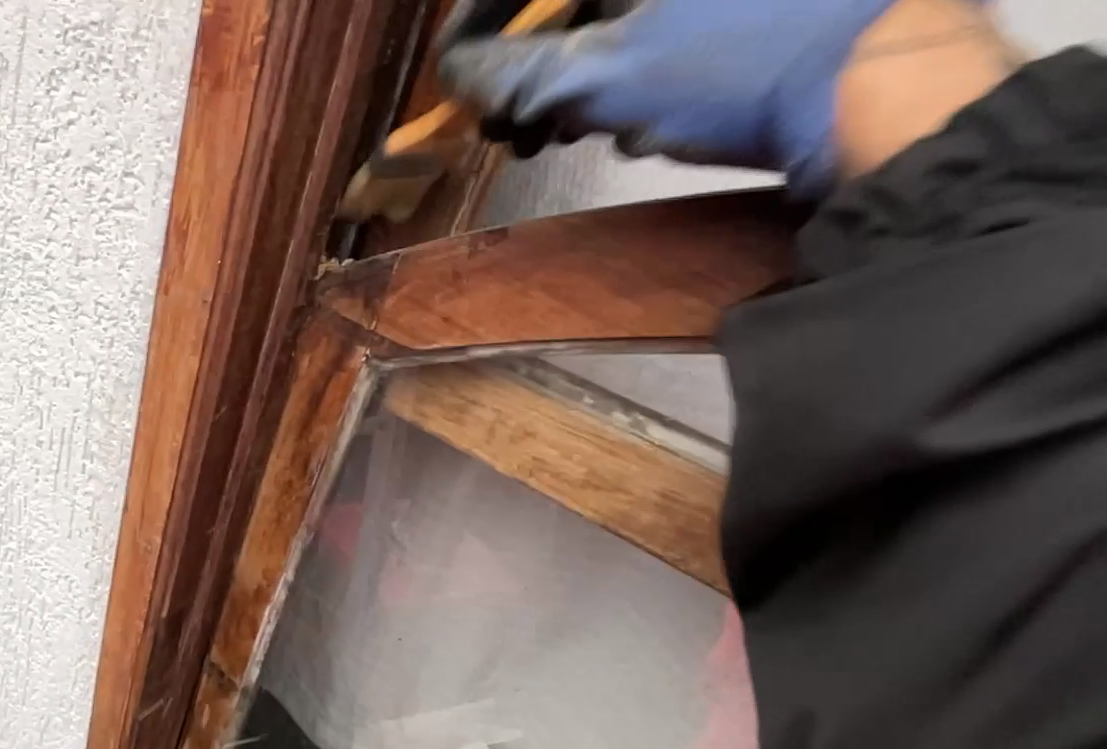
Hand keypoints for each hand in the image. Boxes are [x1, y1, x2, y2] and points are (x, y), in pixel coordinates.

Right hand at [436, 0, 905, 190]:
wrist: (894, 86)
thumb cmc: (739, 65)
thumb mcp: (604, 78)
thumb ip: (514, 74)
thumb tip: (460, 72)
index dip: (478, 16)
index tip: (456, 70)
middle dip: (530, 56)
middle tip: (508, 124)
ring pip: (620, 4)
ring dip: (575, 67)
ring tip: (559, 133)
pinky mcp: (756, 1)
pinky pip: (667, 13)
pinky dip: (631, 58)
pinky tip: (624, 113)